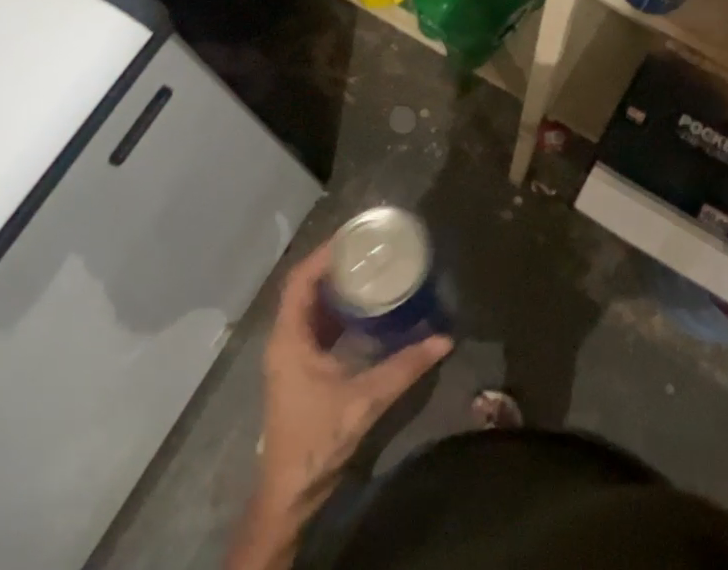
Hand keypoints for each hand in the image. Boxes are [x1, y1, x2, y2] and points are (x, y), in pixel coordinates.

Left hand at [257, 240, 452, 512]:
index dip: (324, 255)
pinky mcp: (300, 371)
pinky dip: (338, 315)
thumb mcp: (365, 399)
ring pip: (310, 310)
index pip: (300, 281)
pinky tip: (366, 314)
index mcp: (289, 338)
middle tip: (370, 252)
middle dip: (334, 268)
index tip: (354, 238)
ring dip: (336, 291)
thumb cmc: (317, 439)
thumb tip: (443, 339)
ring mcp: (290, 356)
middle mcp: (284, 340)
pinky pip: (317, 329)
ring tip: (371, 273)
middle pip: (304, 290)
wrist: (291, 489)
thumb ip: (404, 367)